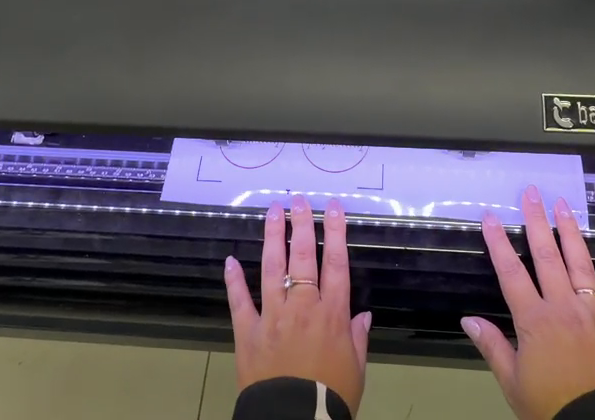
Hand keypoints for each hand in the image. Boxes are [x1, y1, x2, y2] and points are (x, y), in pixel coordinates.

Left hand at [225, 196, 371, 413]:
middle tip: (298, 198)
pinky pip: (239, 301)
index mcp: (332, 314)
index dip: (336, 232)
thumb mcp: (356, 369)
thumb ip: (358, 338)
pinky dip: (234, 280)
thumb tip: (364, 314)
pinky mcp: (247, 332)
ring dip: (272, 236)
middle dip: (301, 224)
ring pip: (272, 267)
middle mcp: (302, 306)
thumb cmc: (332, 397)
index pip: (336, 263)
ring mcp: (272, 316)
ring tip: (272, 210)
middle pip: (303, 256)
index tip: (333, 207)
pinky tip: (230, 259)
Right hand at [462, 186, 594, 419]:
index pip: (511, 272)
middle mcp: (564, 307)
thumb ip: (493, 346)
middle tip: (532, 192)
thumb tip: (468, 318)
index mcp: (534, 320)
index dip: (498, 242)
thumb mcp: (513, 383)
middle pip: (547, 256)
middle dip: (538, 221)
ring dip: (572, 234)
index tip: (490, 215)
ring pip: (582, 266)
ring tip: (565, 206)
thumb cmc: (549, 408)